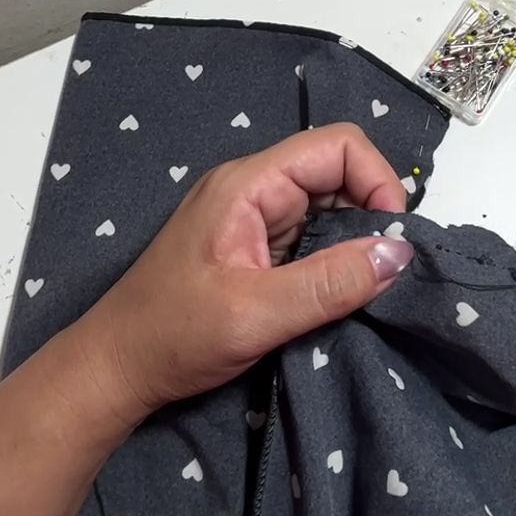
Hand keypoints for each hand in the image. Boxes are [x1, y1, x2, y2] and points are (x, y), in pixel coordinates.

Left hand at [64, 123, 414, 428]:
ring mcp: (256, 217)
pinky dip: (337, 259)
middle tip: (388, 270)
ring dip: (356, 241)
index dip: (376, 180)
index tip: (393, 238)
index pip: (335, 146)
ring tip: (369, 285)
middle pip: (337, 172)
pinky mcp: (258, 246)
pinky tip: (343, 291)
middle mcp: (256, 188)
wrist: (114, 369)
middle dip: (371, 214)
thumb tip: (400, 253)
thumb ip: (329, 283)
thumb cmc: (172, 335)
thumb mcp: (254, 314)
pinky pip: (314, 235)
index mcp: (249, 183)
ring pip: (330, 206)